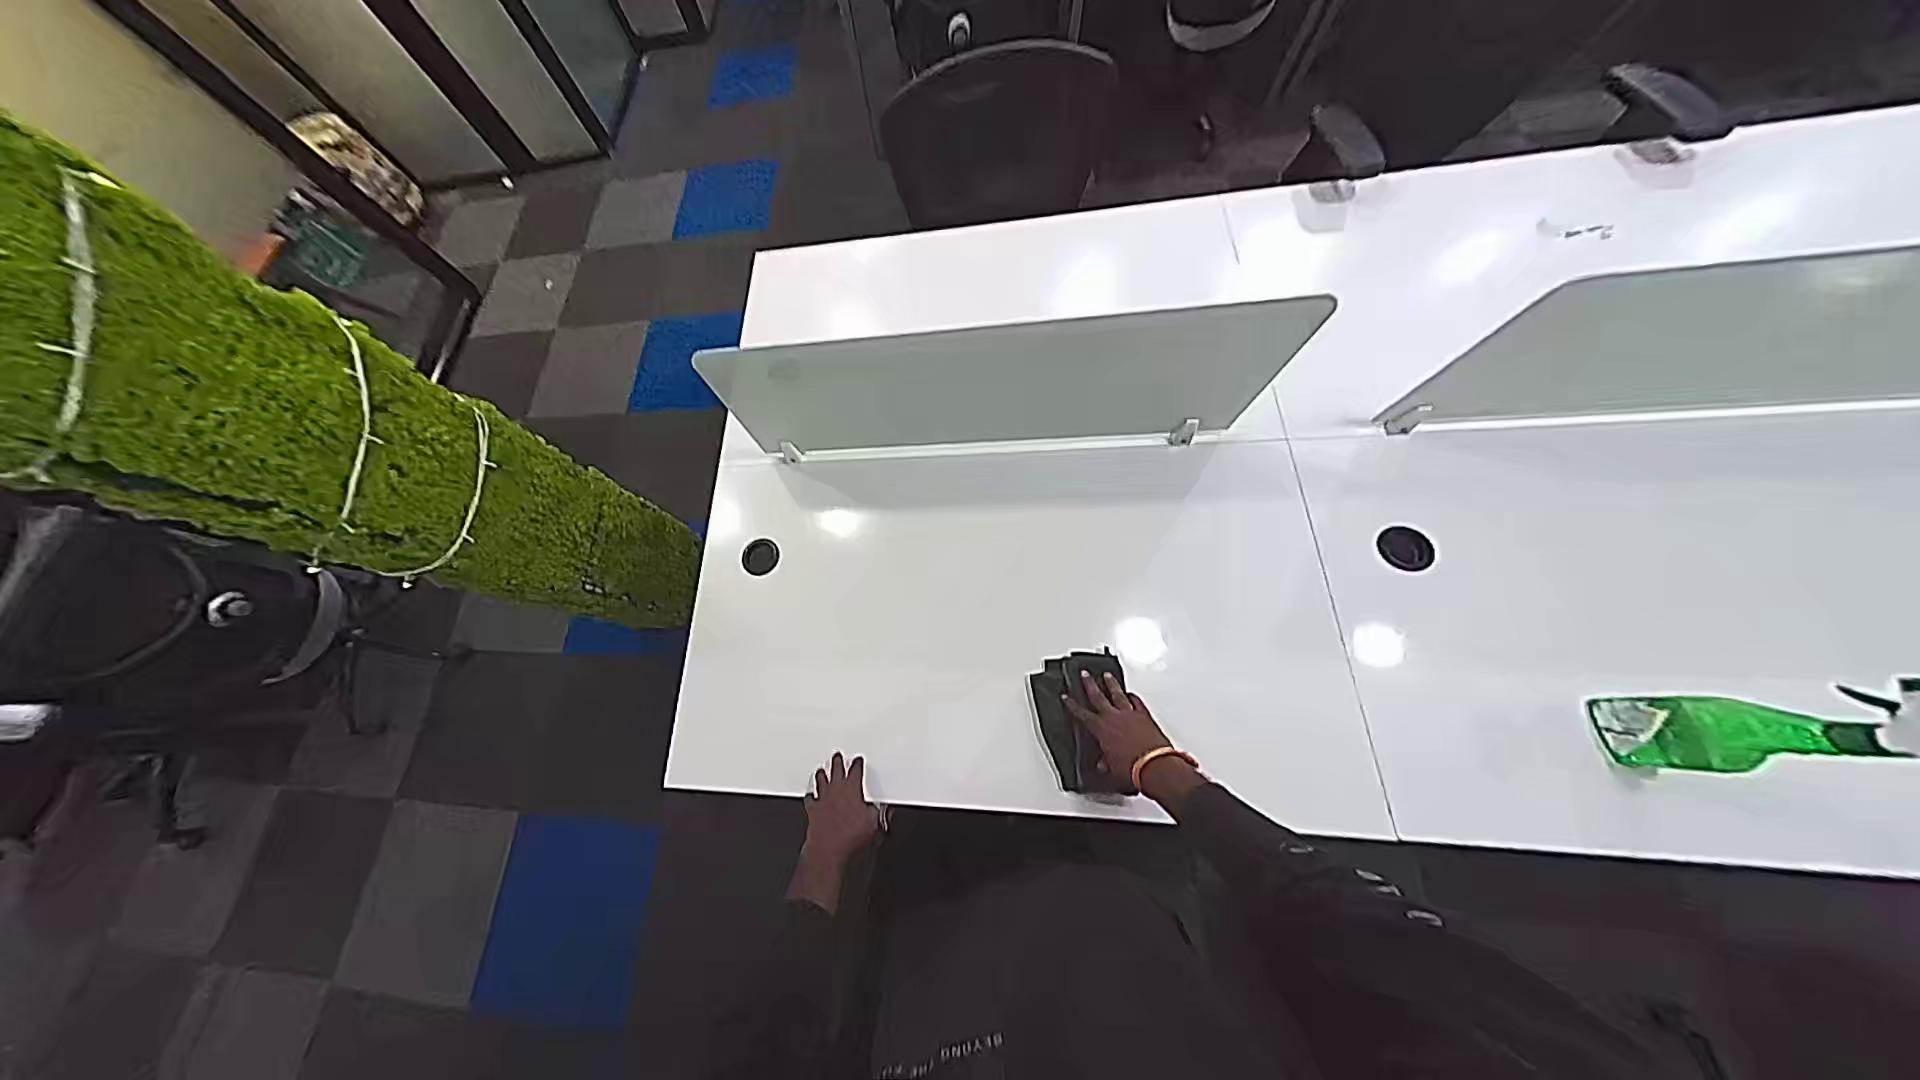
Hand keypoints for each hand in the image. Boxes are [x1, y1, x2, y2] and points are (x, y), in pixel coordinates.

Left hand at [802, 752, 881, 867]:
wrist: (828, 851)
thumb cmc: (851, 837)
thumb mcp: (875, 823)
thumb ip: (879, 813)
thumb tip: (884, 810)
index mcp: (852, 789)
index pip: (856, 771)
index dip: (857, 764)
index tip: (858, 760)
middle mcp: (836, 791)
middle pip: (836, 770)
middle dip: (837, 762)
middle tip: (837, 756)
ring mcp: (823, 800)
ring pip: (821, 781)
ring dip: (822, 774)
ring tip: (822, 769)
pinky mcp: (812, 812)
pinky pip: (810, 799)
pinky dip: (810, 796)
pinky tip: (810, 795)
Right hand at [1063, 673, 1203, 808]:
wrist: (1154, 766)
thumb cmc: (1132, 768)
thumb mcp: (1112, 768)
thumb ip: (1105, 762)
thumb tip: (1103, 764)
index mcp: (1101, 729)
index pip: (1082, 714)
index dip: (1072, 705)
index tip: (1066, 697)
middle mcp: (1113, 717)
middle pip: (1098, 696)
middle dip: (1089, 684)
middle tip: (1085, 674)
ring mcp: (1130, 714)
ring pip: (1117, 694)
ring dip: (1111, 683)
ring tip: (1107, 675)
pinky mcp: (1145, 716)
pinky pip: (1137, 702)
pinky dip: (1133, 697)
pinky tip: (1131, 693)